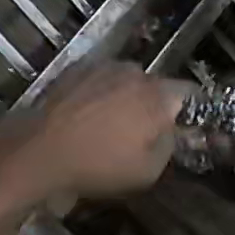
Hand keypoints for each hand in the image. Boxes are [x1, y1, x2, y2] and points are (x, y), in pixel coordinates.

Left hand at [0, 63, 193, 203]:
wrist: (42, 147)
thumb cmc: (99, 163)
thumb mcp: (148, 169)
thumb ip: (170, 143)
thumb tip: (176, 129)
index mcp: (155, 95)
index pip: (188, 91)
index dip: (193, 107)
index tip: (191, 123)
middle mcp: (131, 71)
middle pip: (155, 84)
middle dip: (156, 103)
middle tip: (149, 128)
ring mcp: (101, 65)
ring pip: (126, 79)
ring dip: (127, 95)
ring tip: (115, 122)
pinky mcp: (76, 67)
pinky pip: (101, 77)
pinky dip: (102, 90)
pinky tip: (91, 112)